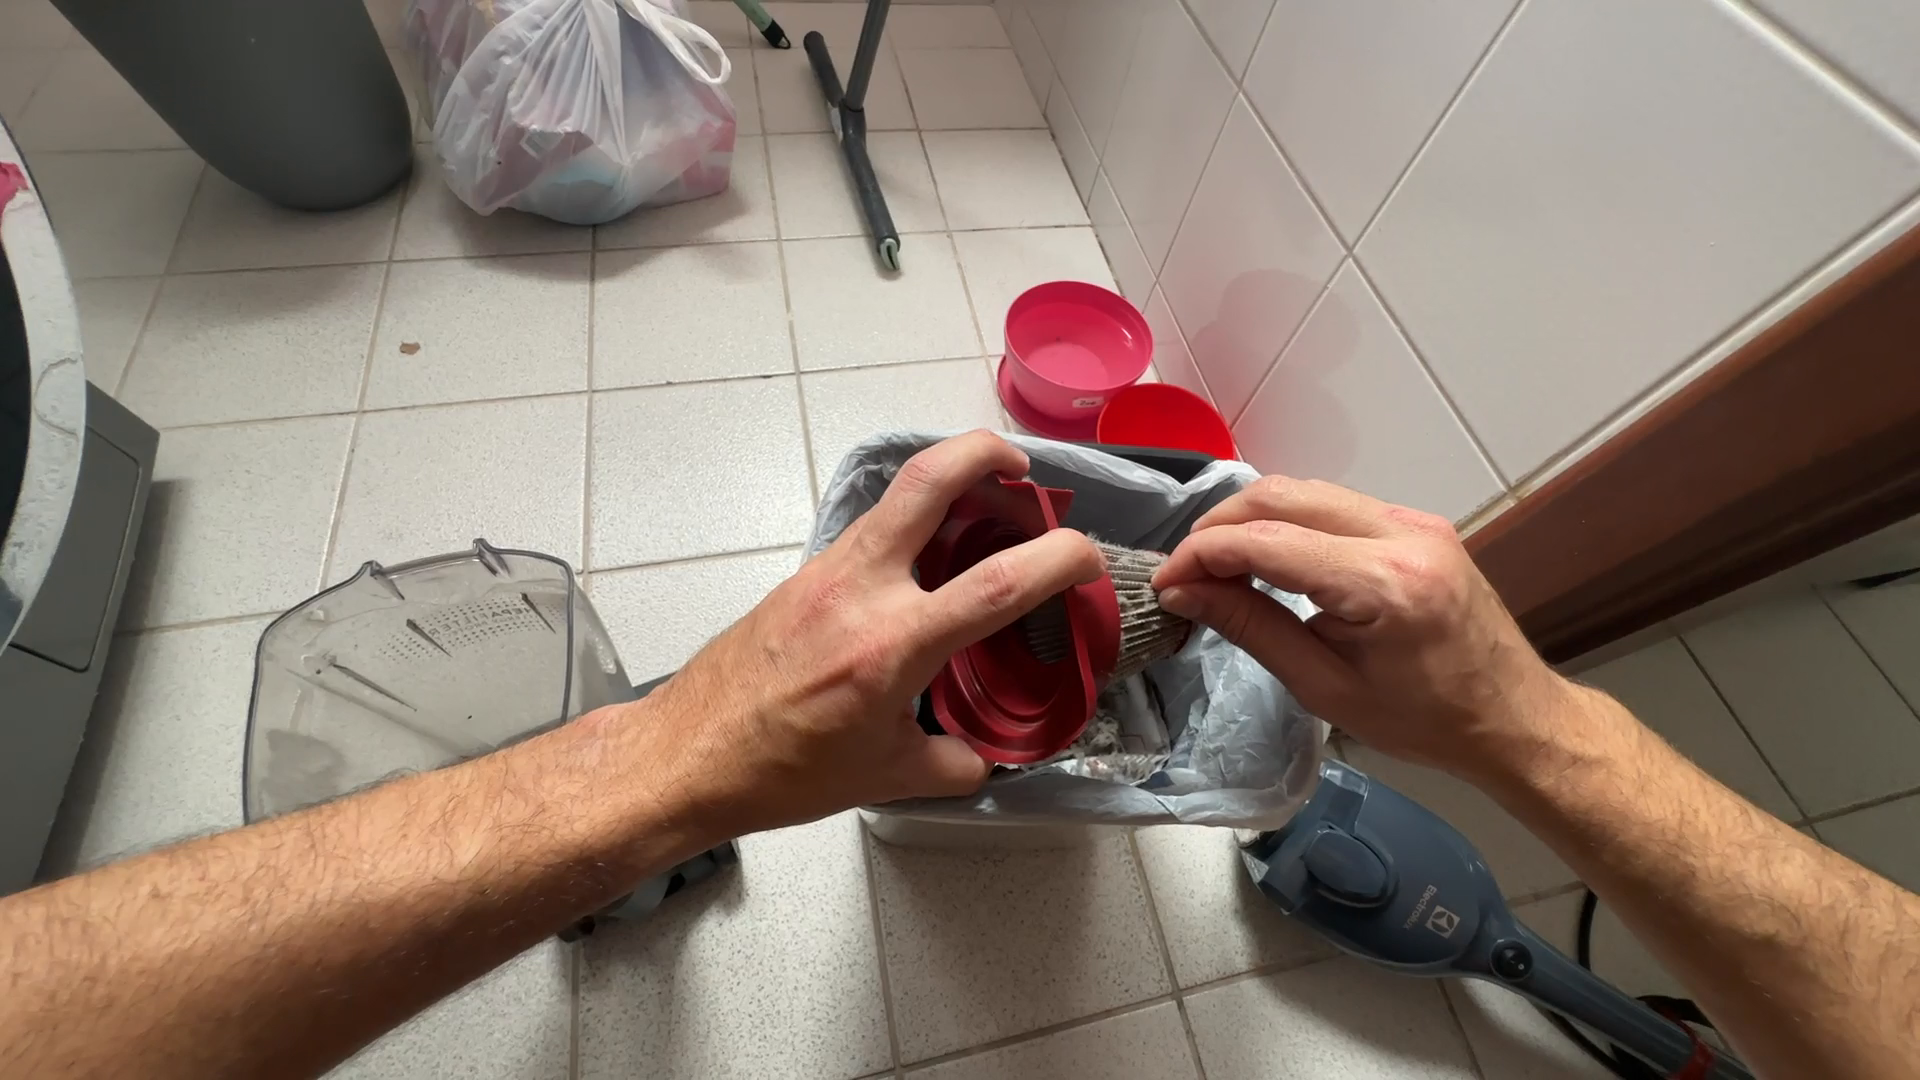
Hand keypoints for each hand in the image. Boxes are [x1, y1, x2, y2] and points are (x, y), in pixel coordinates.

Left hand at [629, 431, 1105, 838]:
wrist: (687, 753)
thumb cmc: (785, 771)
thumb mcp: (885, 777)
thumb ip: (951, 762)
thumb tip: (981, 754)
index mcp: (893, 644)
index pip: (994, 584)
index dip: (1056, 558)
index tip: (1085, 553)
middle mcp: (862, 587)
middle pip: (929, 482)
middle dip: (986, 452)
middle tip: (1021, 467)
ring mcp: (828, 569)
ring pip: (896, 495)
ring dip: (948, 479)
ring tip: (983, 505)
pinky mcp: (806, 571)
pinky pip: (871, 527)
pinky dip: (911, 520)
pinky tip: (923, 558)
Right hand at [1152, 476, 1574, 781]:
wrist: (1516, 718)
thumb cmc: (1421, 720)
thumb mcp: (1322, 686)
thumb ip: (1249, 627)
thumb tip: (1182, 592)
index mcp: (1385, 584)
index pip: (1266, 542)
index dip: (1201, 555)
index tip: (1163, 583)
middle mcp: (1402, 533)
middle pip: (1280, 495)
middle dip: (1217, 526)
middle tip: (1184, 570)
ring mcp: (1412, 519)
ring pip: (1301, 489)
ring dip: (1246, 519)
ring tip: (1214, 565)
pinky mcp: (1413, 521)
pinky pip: (1327, 502)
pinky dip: (1281, 521)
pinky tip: (1261, 555)